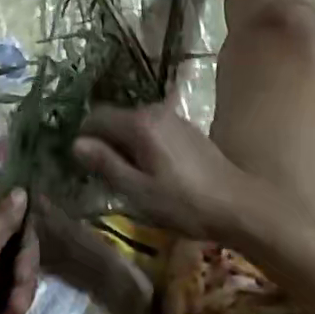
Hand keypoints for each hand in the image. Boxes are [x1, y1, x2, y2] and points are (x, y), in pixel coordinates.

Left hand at [0, 187, 37, 313]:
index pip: (0, 193)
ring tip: (14, 309)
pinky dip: (15, 304)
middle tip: (22, 277)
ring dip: (22, 287)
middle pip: (16, 231)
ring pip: (17, 263)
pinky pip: (11, 289)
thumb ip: (3, 216)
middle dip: (26, 258)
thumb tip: (21, 190)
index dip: (19, 202)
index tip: (34, 220)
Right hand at [72, 103, 267, 238]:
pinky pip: (150, 128)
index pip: (96, 117)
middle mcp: (153, 110)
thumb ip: (106, 164)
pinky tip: (153, 170)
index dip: (84, 138)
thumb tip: (76, 144)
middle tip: (106, 177)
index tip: (83, 165)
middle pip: (115, 118)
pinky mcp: (183, 126)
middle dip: (104, 142)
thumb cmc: (184, 203)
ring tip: (129, 177)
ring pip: (133, 124)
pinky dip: (142, 143)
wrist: (238, 204)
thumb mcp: (139, 191)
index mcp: (138, 123)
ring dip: (124, 144)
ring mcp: (171, 115)